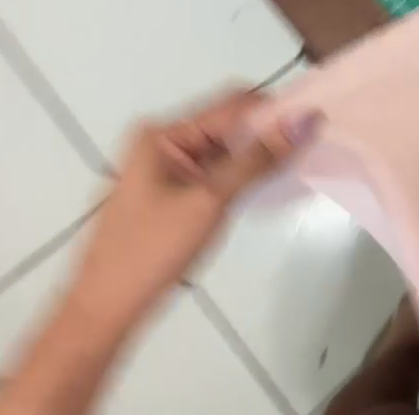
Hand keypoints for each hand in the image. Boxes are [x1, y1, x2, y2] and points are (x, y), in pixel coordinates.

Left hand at [65, 90, 318, 330]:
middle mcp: (166, 141)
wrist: (101, 315)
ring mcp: (170, 167)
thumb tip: (307, 118)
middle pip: (232, 123)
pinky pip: (221, 168)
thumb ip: (259, 158)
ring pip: (230, 147)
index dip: (275, 110)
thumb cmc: (150, 252)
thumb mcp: (210, 200)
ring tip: (296, 164)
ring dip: (260, 154)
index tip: (316, 124)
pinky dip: (245, 172)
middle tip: (311, 147)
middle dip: (270, 132)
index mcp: (165, 134)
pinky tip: (269, 183)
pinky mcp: (176, 190)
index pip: (234, 104)